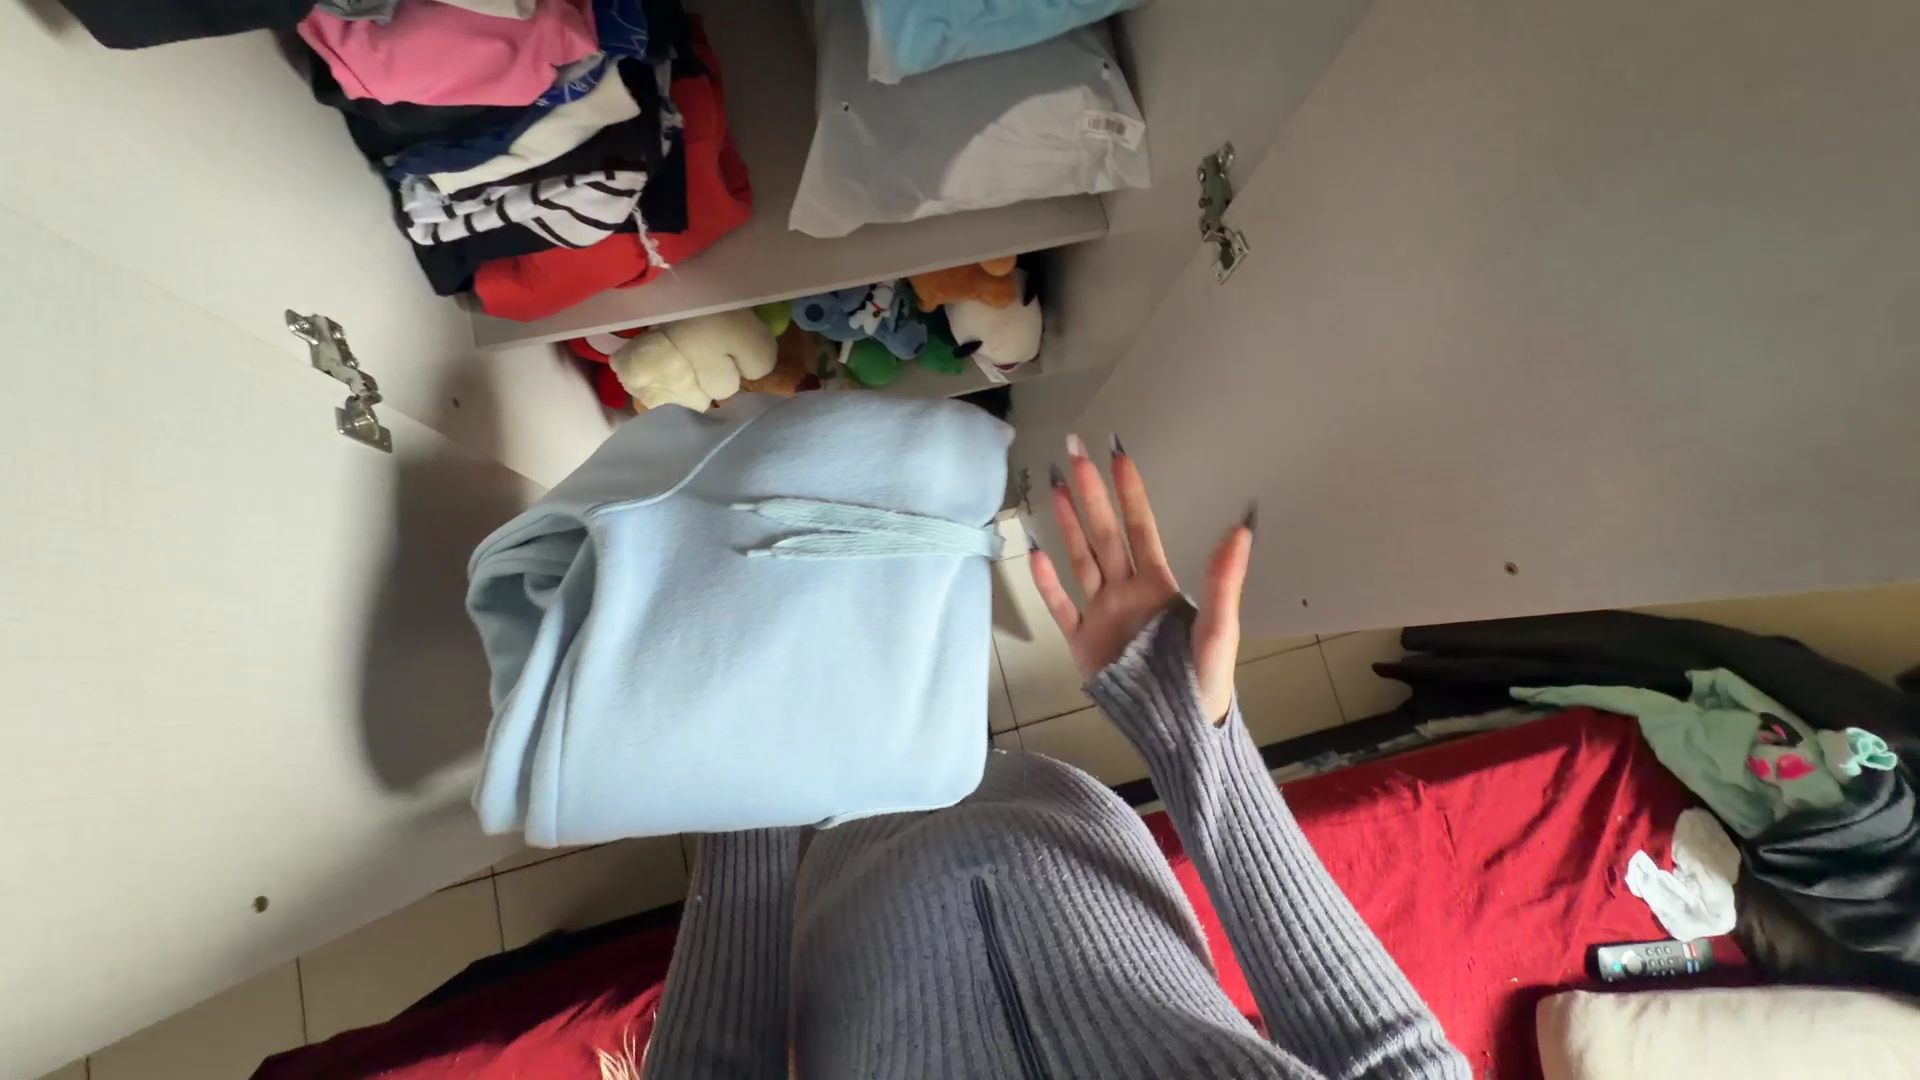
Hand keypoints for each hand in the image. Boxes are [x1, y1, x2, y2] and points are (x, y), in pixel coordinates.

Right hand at [1029, 434, 1253, 723]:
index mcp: (1158, 584)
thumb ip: (1224, 579)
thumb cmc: (1203, 680)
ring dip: (1067, 524)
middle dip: (1090, 492)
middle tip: (1074, 452)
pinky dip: (1047, 581)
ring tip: (1053, 487)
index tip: (1117, 454)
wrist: (1176, 726)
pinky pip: (1060, 606)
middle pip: (1103, 533)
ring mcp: (1100, 613)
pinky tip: (1035, 551)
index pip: (1139, 527)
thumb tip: (1241, 528)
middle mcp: (1125, 590)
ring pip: (1080, 559)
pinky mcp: (1081, 641)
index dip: (1128, 491)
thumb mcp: (1219, 629)